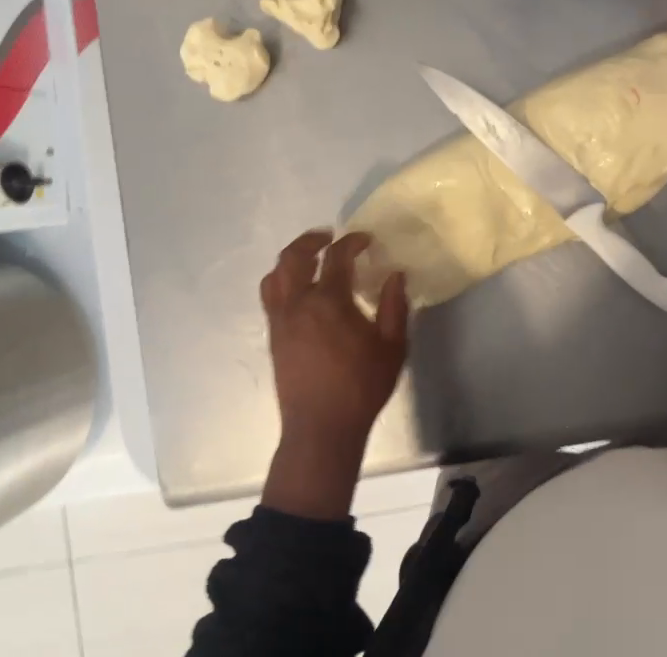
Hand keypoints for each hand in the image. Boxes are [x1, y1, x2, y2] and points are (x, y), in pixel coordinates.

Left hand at [262, 230, 408, 448]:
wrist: (321, 428)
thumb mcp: (392, 347)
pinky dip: (282, 281)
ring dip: (292, 258)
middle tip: (330, 237)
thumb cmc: (361, 387)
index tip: (366, 240)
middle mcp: (298, 304)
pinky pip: (271, 297)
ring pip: (275, 276)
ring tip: (311, 258)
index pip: (337, 257)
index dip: (352, 242)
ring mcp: (281, 321)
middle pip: (293, 257)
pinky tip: (300, 289)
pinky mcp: (274, 337)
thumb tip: (395, 275)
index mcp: (329, 302)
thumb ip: (393, 307)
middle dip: (311, 241)